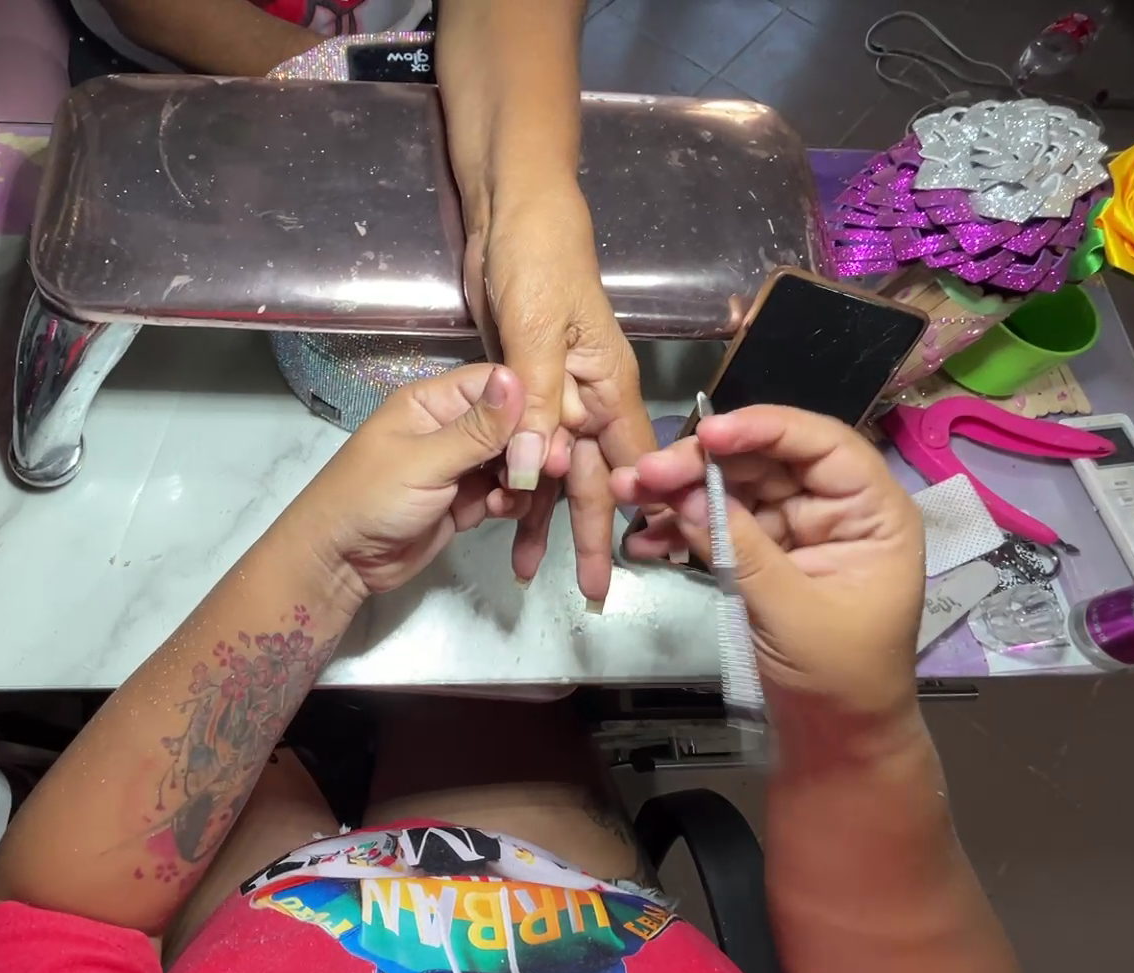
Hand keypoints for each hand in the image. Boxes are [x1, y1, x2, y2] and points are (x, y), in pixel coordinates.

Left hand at [281, 364, 531, 604]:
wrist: (342, 562)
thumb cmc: (370, 500)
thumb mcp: (424, 461)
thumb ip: (475, 428)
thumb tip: (517, 377)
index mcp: (431, 402)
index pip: (494, 384)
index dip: (528, 403)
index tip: (554, 429)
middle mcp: (449, 426)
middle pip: (510, 423)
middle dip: (529, 447)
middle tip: (544, 470)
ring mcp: (458, 465)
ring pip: (511, 460)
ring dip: (521, 477)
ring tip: (513, 494)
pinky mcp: (465, 500)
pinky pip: (502, 492)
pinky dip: (509, 501)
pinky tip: (502, 510)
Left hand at [464, 189, 657, 600]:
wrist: (507, 220)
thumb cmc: (534, 264)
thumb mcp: (531, 337)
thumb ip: (532, 406)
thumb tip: (533, 472)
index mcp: (598, 384)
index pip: (622, 459)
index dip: (628, 510)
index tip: (629, 560)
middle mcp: (580, 399)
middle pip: (586, 478)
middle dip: (587, 534)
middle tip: (594, 590)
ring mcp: (548, 402)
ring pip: (550, 475)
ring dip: (543, 522)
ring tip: (533, 574)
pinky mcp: (515, 401)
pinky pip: (517, 457)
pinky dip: (511, 489)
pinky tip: (504, 524)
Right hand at [610, 406, 924, 722]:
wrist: (832, 729)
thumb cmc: (839, 673)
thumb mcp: (792, 609)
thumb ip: (739, 549)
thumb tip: (682, 496)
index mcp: (869, 511)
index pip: (821, 446)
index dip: (764, 429)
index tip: (707, 433)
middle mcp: (828, 507)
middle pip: (761, 463)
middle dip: (700, 464)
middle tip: (644, 472)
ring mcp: (788, 528)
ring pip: (729, 489)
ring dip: (676, 491)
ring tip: (627, 494)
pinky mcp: (756, 550)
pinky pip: (714, 525)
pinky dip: (678, 529)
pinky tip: (644, 539)